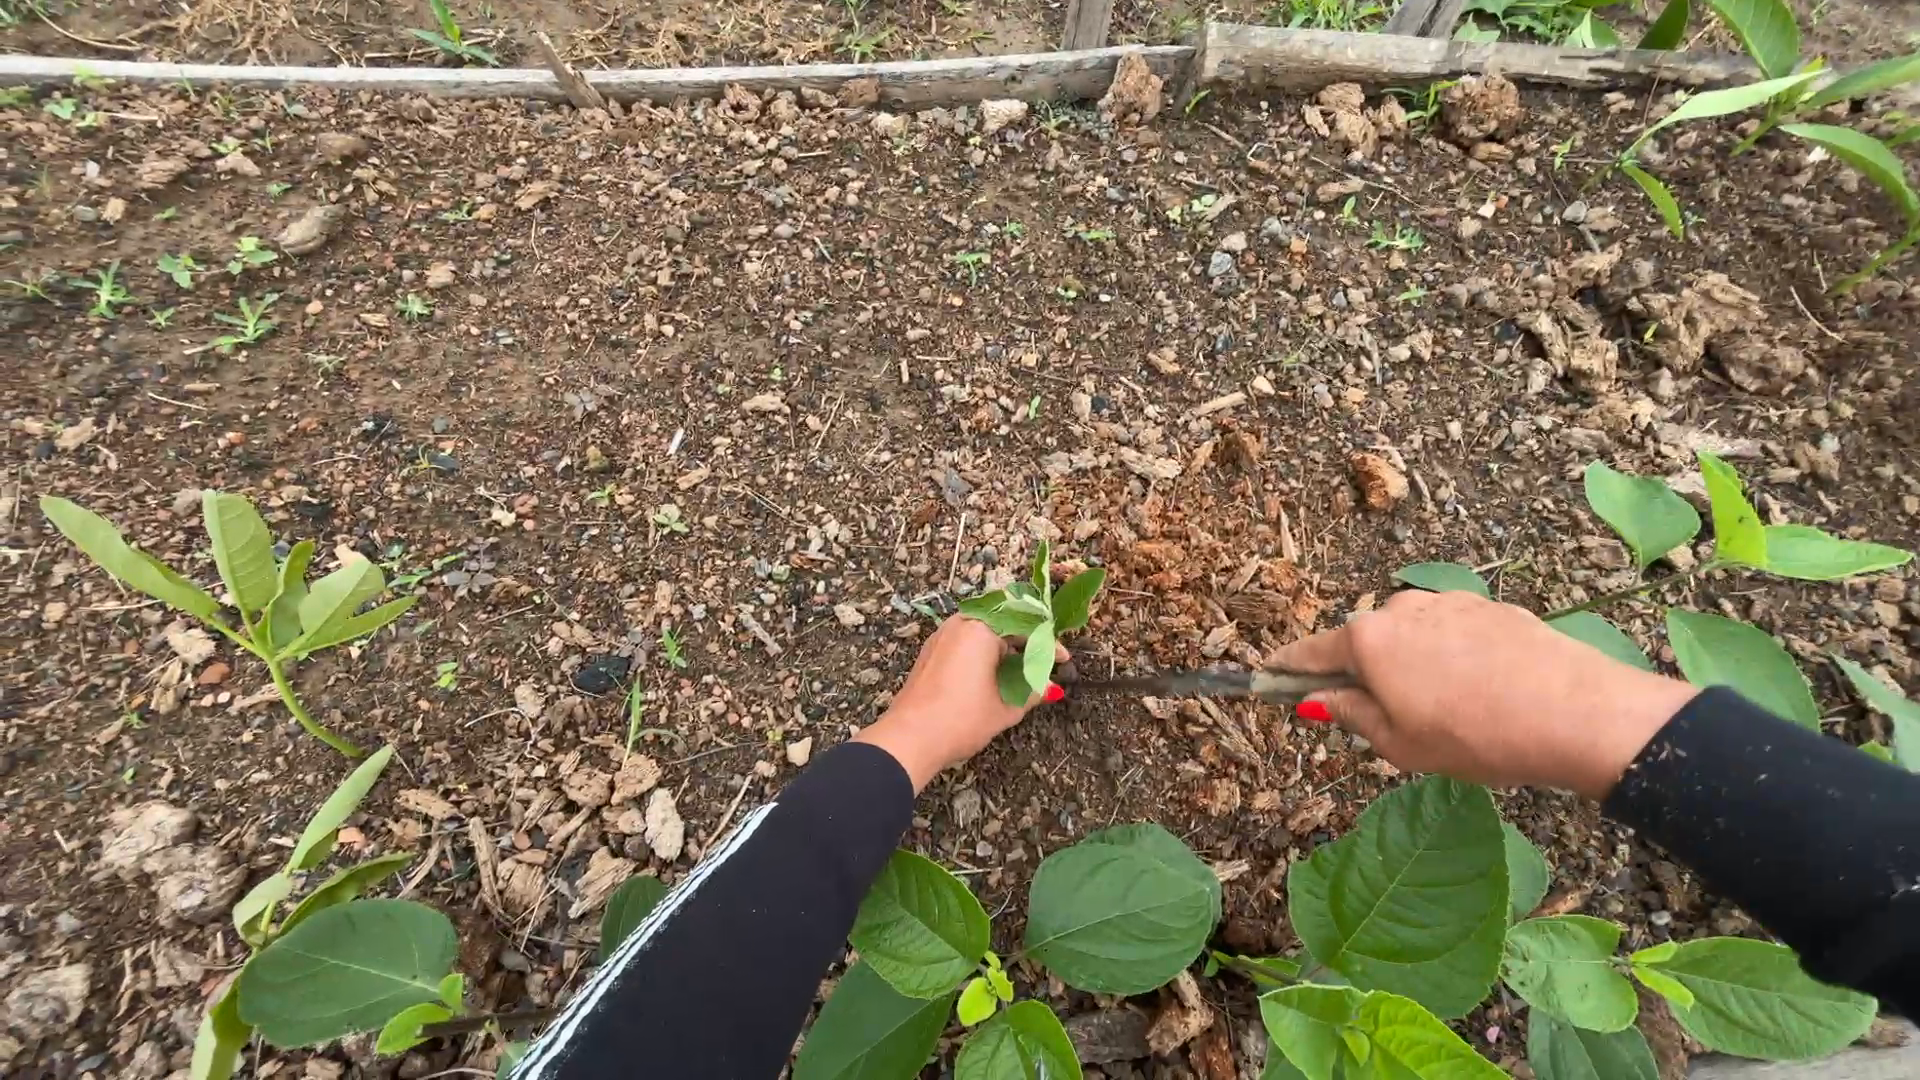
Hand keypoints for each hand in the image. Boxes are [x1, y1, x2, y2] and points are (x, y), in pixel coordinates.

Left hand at [851, 617, 1062, 791]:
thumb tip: (1049, 687)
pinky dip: (984, 654)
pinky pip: (965, 642)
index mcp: (981, 628)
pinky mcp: (931, 652)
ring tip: (1021, 673)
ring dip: (1005, 648)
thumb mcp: (1007, 706)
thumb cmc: (962, 718)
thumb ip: (1032, 690)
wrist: (910, 738)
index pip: (1025, 626)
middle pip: (1003, 623)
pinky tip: (994, 676)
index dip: (1048, 644)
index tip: (1063, 660)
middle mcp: (960, 624)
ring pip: (983, 632)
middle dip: (1026, 643)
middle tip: (1043, 663)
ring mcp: (942, 636)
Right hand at [1266, 590, 1698, 798]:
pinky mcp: (1491, 606)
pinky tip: (1482, 687)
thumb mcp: (1398, 744)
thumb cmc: (1473, 736)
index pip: (1310, 653)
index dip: (1286, 667)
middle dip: (1364, 671)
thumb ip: (1350, 715)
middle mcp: (1399, 608)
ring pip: (1410, 634)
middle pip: (1364, 642)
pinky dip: (1452, 654)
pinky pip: (1453, 631)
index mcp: (1367, 639)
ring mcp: (1448, 603)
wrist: (1583, 716)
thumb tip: (1318, 701)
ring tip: (1448, 705)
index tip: (1268, 674)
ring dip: (1412, 662)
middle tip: (1387, 713)